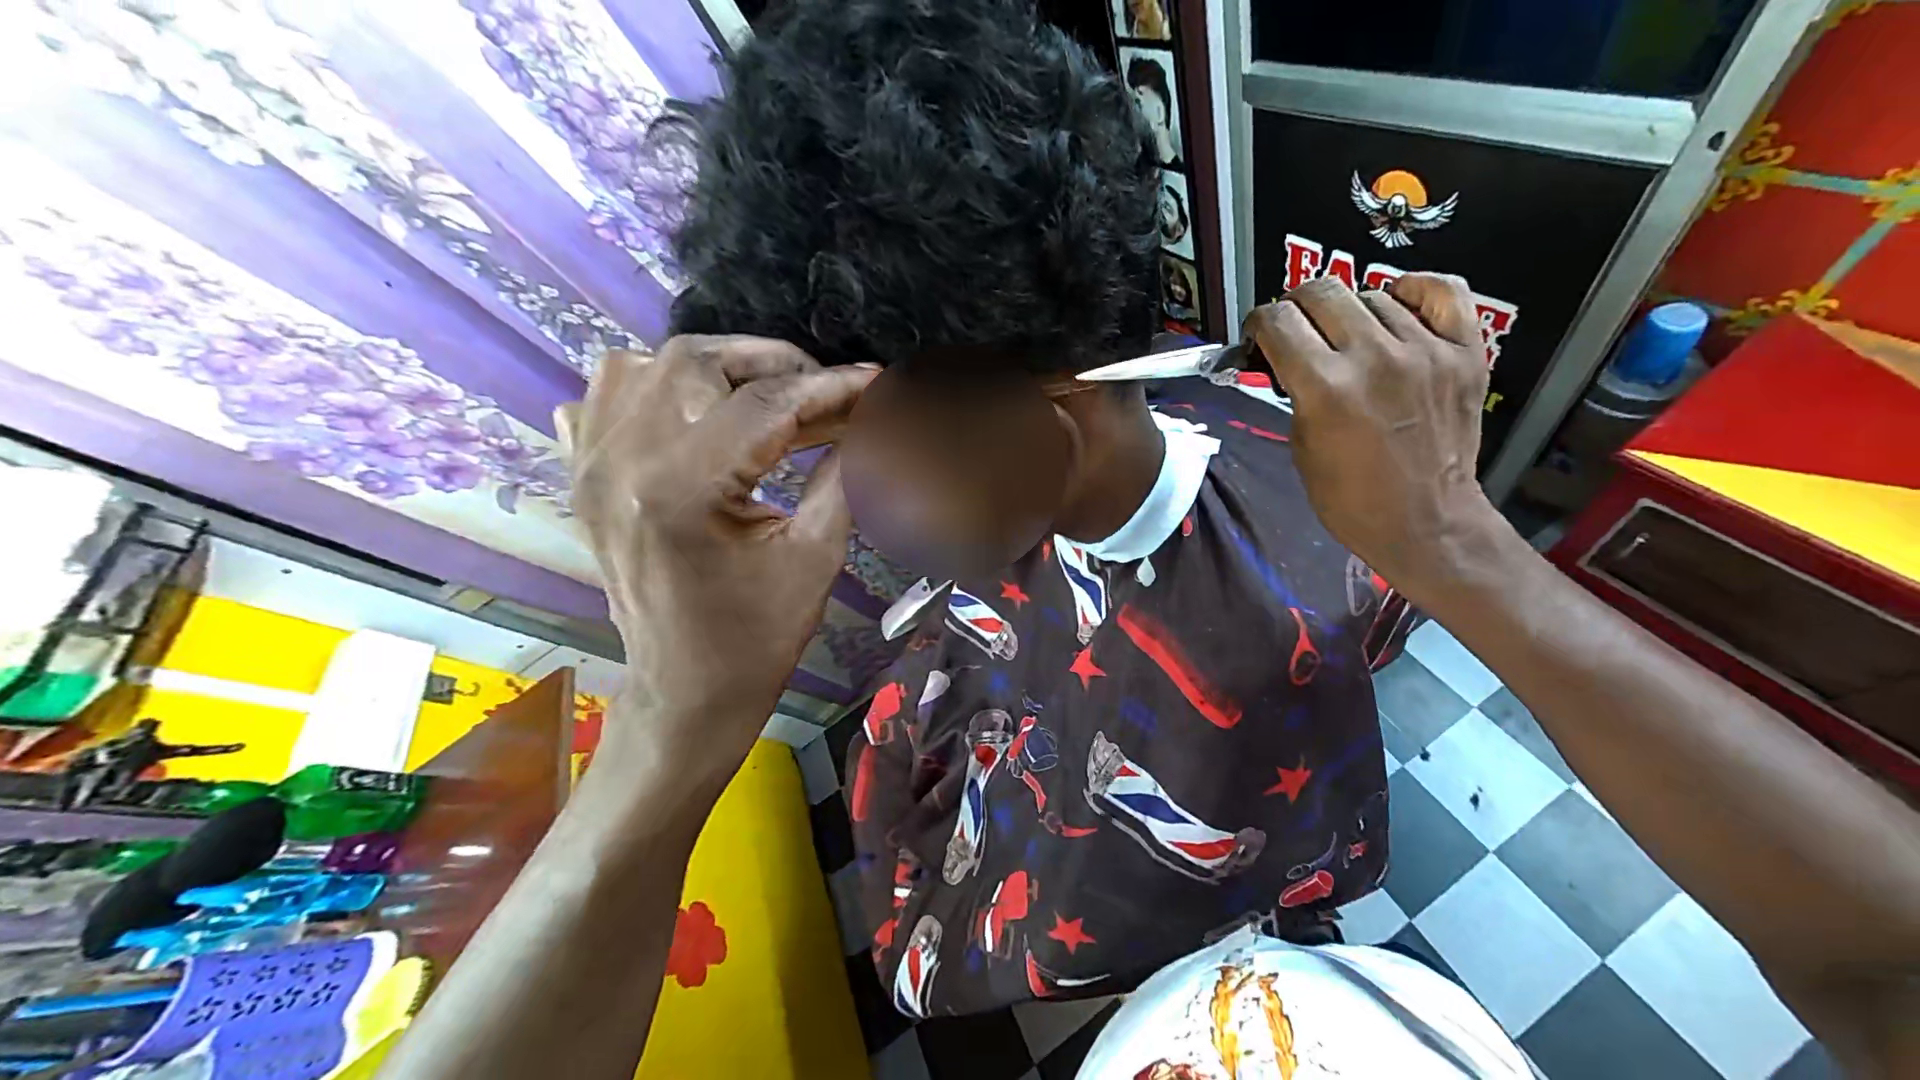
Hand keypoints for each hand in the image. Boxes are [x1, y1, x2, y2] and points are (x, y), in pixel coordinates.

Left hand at [560, 337, 875, 780]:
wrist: (686, 691)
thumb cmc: (757, 638)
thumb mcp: (818, 555)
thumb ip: (847, 473)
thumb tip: (874, 417)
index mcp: (682, 489)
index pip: (766, 403)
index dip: (831, 386)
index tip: (875, 380)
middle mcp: (622, 461)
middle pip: (698, 363)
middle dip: (775, 365)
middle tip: (824, 391)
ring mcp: (591, 467)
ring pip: (645, 366)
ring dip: (716, 369)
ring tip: (768, 395)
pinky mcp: (584, 479)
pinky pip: (604, 398)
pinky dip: (653, 386)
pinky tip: (695, 411)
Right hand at [1242, 274, 1506, 603]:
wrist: (1424, 521)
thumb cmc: (1349, 498)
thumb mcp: (1299, 445)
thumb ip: (1295, 392)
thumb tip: (1290, 356)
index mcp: (1326, 388)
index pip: (1278, 321)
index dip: (1259, 322)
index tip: (1260, 333)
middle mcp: (1375, 358)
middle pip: (1322, 292)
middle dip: (1296, 305)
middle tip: (1296, 326)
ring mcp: (1426, 350)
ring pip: (1372, 293)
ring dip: (1349, 309)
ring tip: (1347, 335)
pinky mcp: (1466, 352)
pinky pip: (1442, 291)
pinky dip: (1413, 290)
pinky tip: (1396, 304)